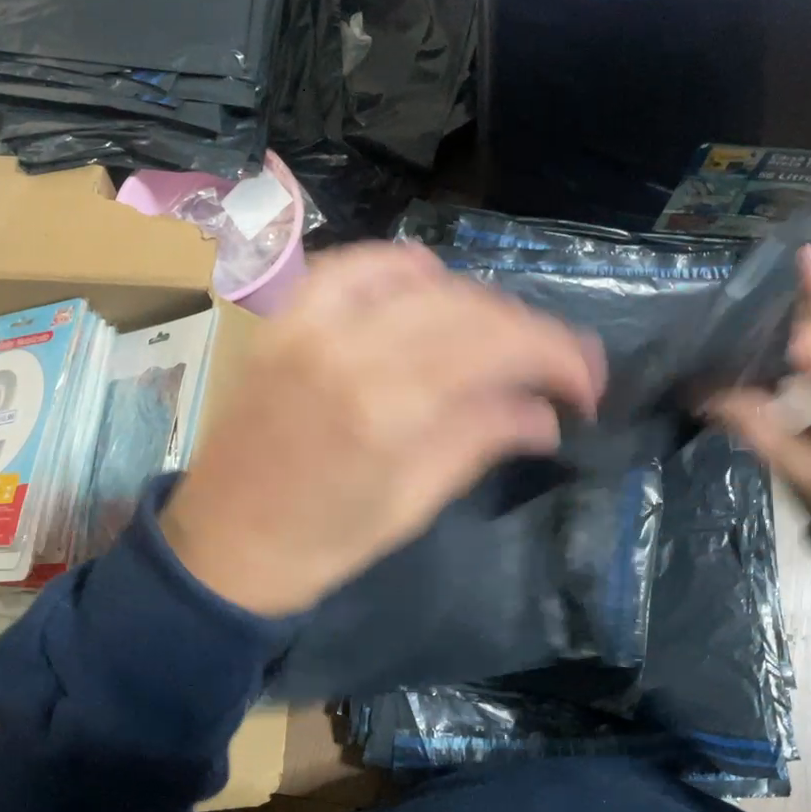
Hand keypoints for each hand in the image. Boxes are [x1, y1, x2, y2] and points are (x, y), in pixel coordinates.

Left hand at [162, 242, 604, 615]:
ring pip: (419, 279)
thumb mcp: (413, 504)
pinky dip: (402, 270)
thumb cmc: (322, 545)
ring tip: (501, 340)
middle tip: (560, 367)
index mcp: (385, 406)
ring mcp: (307, 324)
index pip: (497, 346)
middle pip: (467, 307)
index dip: (558, 354)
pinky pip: (353, 265)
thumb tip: (548, 412)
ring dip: (475, 302)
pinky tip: (429, 288)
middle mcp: (347, 346)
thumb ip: (481, 438)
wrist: (221, 546)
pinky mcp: (283, 320)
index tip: (589, 383)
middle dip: (529, 330)